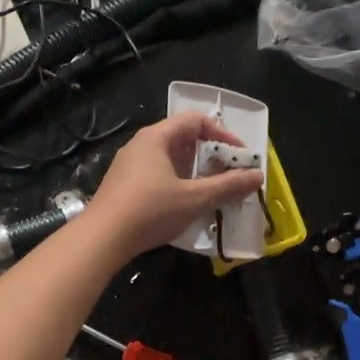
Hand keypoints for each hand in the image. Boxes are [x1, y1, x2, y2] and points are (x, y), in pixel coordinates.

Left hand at [85, 113, 267, 258]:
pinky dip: (175, 185)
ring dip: (192, 173)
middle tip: (226, 176)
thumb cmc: (149, 211)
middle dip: (208, 156)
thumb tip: (257, 176)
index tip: (239, 157)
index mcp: (156, 137)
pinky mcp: (122, 188)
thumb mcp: (193, 199)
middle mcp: (140, 145)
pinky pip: (155, 177)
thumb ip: (226, 187)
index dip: (223, 135)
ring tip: (209, 193)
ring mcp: (128, 167)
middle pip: (181, 139)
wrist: (102, 239)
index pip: (196, 120)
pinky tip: (182, 207)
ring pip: (168, 161)